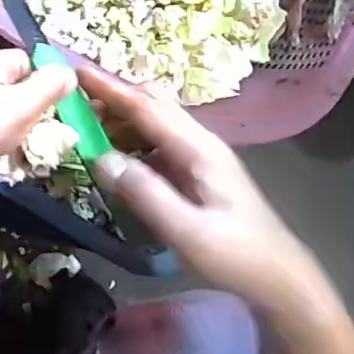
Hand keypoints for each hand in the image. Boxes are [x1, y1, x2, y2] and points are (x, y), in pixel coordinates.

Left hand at [0, 49, 75, 202]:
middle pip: (16, 86)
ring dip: (12, 130)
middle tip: (33, 135)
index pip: (31, 61)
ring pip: (0, 109)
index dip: (46, 86)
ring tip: (13, 150)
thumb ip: (51, 86)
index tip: (52, 112)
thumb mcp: (24, 105)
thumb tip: (69, 73)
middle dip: (29, 112)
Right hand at [81, 72, 333, 324]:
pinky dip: (129, 139)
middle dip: (111, 97)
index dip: (110, 88)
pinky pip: (155, 142)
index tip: (76, 72)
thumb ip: (146, 194)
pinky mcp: (195, 172)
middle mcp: (199, 142)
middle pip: (151, 105)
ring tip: (85, 128)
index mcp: (199, 149)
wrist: (281, 280)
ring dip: (119, 119)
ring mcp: (199, 156)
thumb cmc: (237, 256)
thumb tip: (102, 159)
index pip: (147, 107)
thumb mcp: (189, 231)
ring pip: (152, 122)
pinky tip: (113, 156)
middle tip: (73, 102)